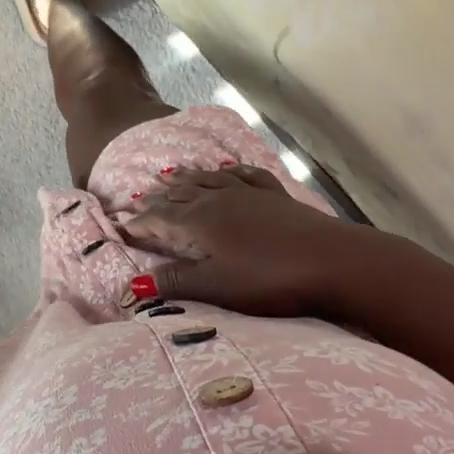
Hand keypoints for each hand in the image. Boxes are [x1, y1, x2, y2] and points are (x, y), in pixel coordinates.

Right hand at [122, 165, 363, 317]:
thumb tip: (133, 282)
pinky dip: (228, 170)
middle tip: (137, 198)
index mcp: (199, 221)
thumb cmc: (269, 279)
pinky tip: (225, 168)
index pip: (159, 217)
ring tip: (167, 174)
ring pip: (207, 179)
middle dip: (156, 197)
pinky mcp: (274, 195)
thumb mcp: (217, 286)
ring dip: (185, 178)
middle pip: (179, 194)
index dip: (139, 222)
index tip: (121, 225)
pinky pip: (243, 175)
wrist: (332, 260)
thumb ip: (176, 281)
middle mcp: (217, 199)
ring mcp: (247, 194)